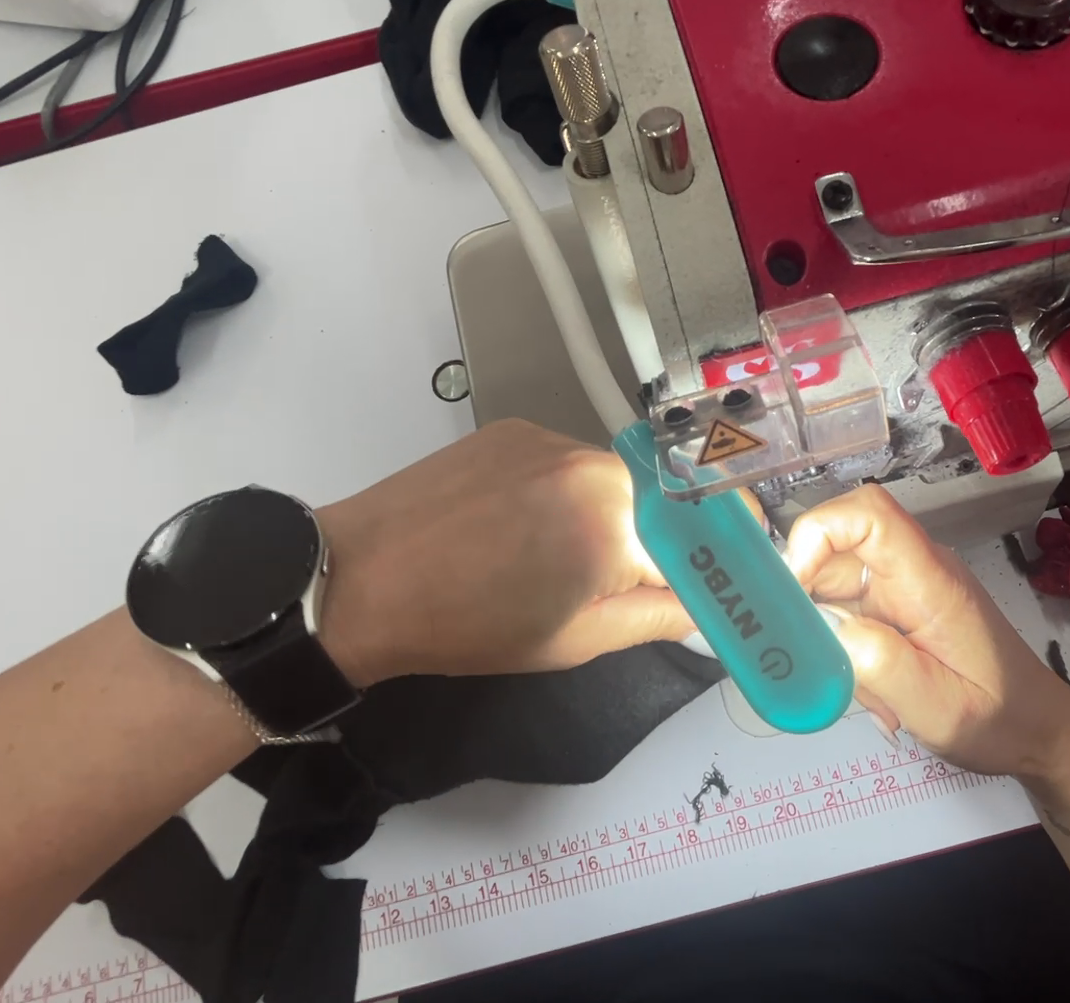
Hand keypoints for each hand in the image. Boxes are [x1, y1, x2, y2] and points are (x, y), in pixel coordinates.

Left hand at [313, 419, 692, 685]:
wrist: (361, 578)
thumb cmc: (468, 626)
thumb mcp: (573, 641)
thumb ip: (654, 618)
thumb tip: (702, 607)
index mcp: (613, 524)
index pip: (694, 544)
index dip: (705, 565)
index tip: (708, 578)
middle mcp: (592, 464)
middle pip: (653, 505)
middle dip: (646, 543)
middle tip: (606, 580)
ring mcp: (550, 438)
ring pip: (610, 479)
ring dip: (604, 513)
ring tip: (548, 551)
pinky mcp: (515, 428)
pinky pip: (566, 460)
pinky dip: (563, 489)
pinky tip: (519, 519)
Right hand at [785, 485, 1069, 783]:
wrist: (1039, 729)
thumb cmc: (1000, 719)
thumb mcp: (940, 710)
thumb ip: (881, 668)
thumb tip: (825, 629)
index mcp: (930, 580)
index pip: (868, 515)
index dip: (817, 532)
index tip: (790, 586)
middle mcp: (912, 569)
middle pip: (837, 545)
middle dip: (805, 595)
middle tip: (799, 649)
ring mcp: (902, 585)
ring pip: (832, 580)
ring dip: (821, 627)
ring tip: (846, 681)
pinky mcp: (896, 604)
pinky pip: (846, 605)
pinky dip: (837, 642)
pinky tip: (863, 684)